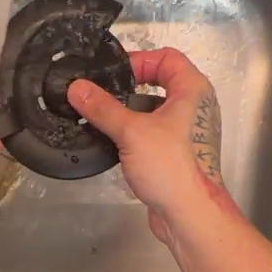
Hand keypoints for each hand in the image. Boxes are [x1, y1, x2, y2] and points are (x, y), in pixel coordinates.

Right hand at [67, 48, 240, 243]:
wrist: (189, 213)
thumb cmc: (171, 166)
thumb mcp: (131, 132)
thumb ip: (103, 108)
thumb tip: (77, 88)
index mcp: (193, 90)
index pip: (167, 58)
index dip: (139, 60)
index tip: (114, 73)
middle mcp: (195, 108)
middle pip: (161, 85)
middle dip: (130, 89)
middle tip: (104, 96)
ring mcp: (188, 134)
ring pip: (155, 113)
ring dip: (130, 115)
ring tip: (104, 120)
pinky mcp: (178, 157)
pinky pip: (154, 137)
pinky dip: (135, 137)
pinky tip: (115, 146)